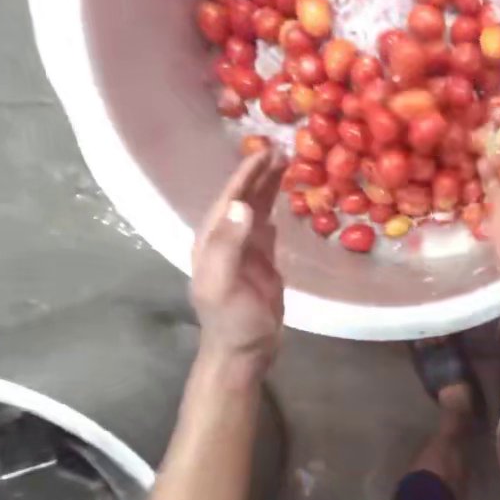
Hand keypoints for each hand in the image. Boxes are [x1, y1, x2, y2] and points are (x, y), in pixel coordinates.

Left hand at [191, 149, 286, 362]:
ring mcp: (245, 250)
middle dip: (260, 173)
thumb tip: (242, 205)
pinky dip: (275, 208)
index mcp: (212, 240)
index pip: (230, 198)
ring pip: (256, 209)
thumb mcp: (224, 282)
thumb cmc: (232, 319)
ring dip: (269, 186)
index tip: (265, 151)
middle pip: (243, 198)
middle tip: (283, 149)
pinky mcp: (262, 262)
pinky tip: (282, 198)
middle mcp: (226, 239)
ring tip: (287, 163)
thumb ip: (228, 244)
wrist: (244, 350)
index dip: (246, 174)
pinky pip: (267, 227)